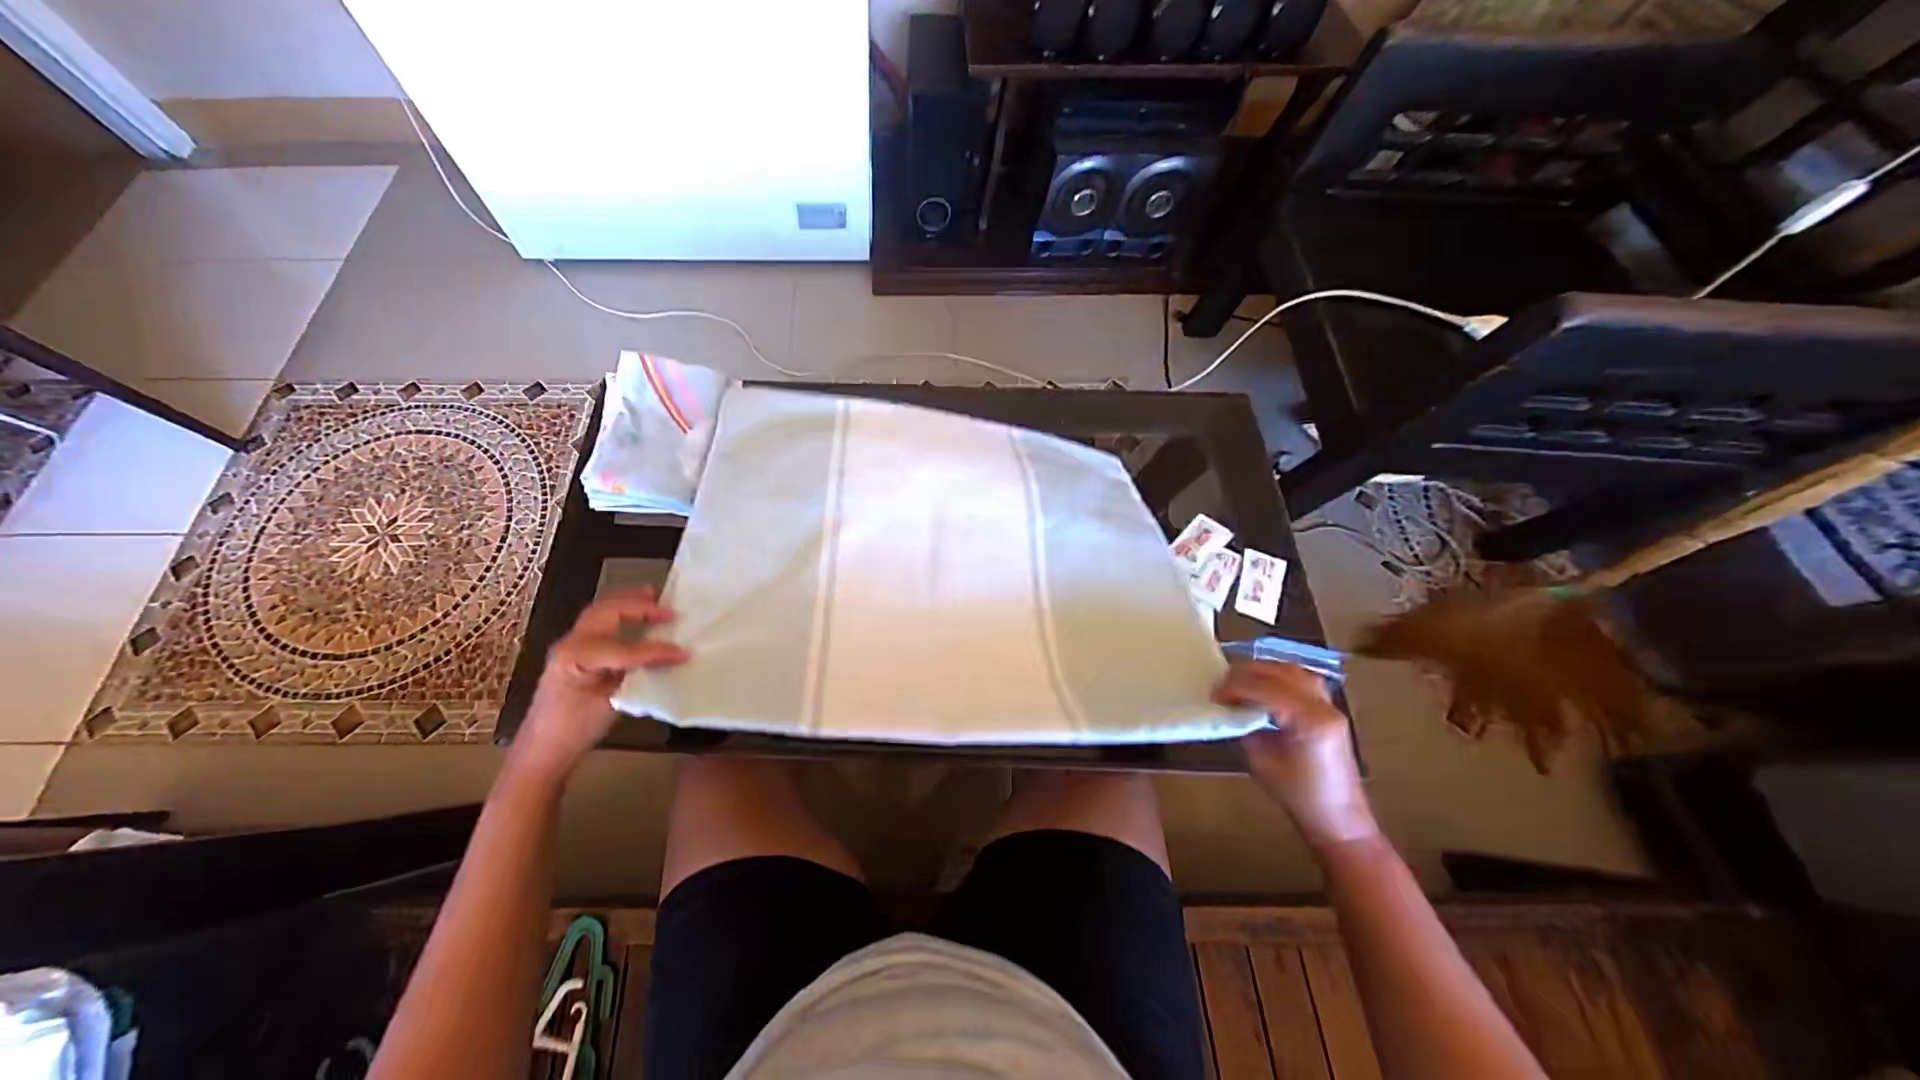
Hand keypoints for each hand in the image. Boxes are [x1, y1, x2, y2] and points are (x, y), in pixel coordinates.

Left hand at [514, 587, 688, 778]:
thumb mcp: (610, 703)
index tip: (684, 652)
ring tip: (652, 597)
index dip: (657, 649)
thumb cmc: (574, 730)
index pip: (625, 648)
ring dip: (627, 602)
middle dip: (638, 604)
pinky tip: (635, 618)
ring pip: (600, 612)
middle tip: (667, 605)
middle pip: (606, 611)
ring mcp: (569, 647)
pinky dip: (619, 614)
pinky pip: (598, 624)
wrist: (542, 751)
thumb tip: (668, 660)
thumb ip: (637, 676)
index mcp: (577, 657)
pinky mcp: (573, 653)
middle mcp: (570, 644)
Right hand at [1215, 661, 1379, 850]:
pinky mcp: (1330, 710)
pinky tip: (1263, 688)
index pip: (1265, 687)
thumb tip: (1233, 709)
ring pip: (1293, 670)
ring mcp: (1331, 706)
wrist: (1339, 817)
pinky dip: (1279, 677)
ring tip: (1240, 684)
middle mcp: (1323, 706)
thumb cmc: (1299, 797)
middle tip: (1222, 687)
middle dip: (1246, 674)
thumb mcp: (1261, 763)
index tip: (1214, 695)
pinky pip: (1302, 680)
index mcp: (1309, 721)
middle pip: (1280, 671)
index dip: (1234, 686)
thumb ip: (1247, 728)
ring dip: (1263, 671)